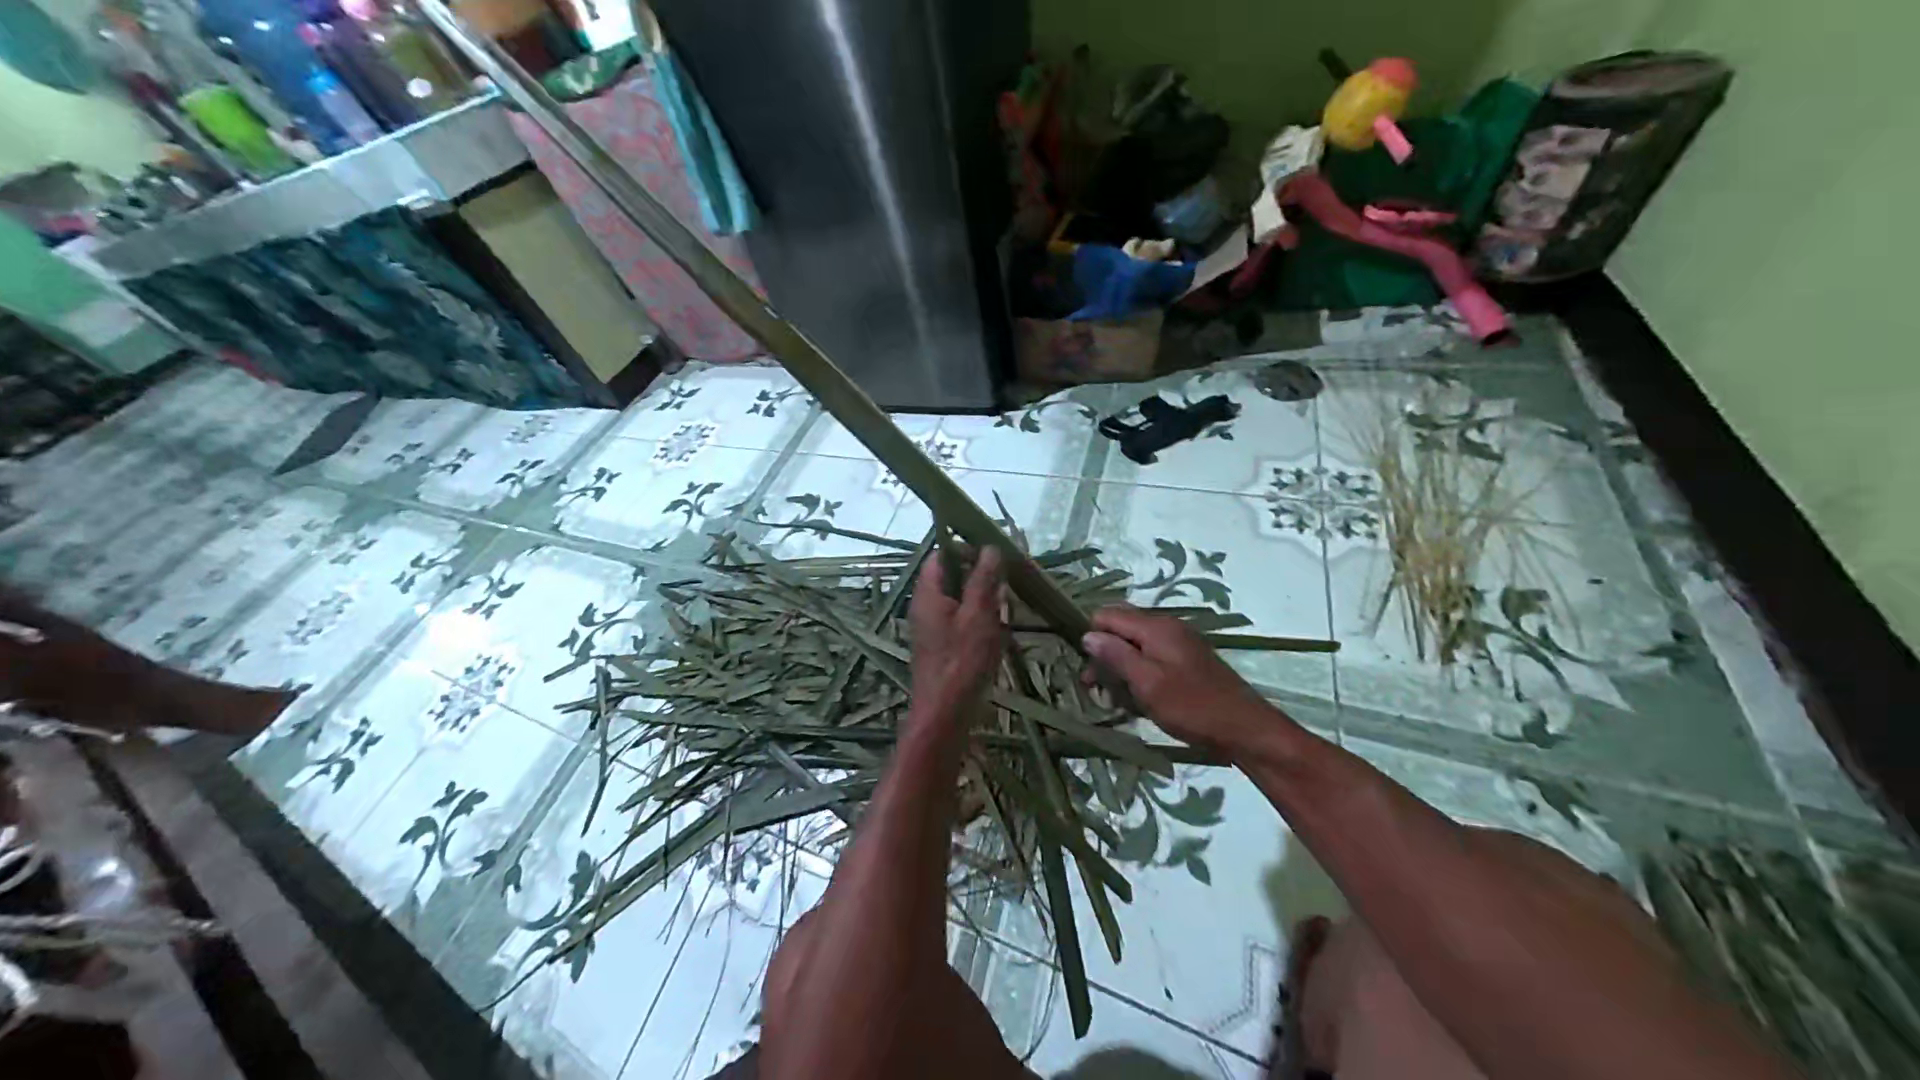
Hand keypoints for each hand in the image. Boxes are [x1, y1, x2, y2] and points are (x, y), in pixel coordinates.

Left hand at [907, 547, 1005, 724]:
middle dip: (982, 579)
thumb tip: (989, 548)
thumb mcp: (978, 614)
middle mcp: (926, 606)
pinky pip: (964, 623)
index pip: (941, 555)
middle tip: (1006, 587)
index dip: (967, 550)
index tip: (995, 556)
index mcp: (928, 593)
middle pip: (954, 578)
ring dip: (985, 603)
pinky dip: (982, 623)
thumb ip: (983, 579)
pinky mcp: (944, 646)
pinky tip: (998, 636)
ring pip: (962, 601)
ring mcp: (934, 628)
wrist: (945, 714)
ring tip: (1005, 613)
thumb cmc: (961, 661)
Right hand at [1082, 605, 1286, 755]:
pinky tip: (1138, 698)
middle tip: (1095, 688)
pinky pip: (1151, 657)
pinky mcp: (1187, 660)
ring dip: (1120, 668)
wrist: (1245, 729)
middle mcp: (1167, 627)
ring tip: (1115, 699)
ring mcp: (1179, 643)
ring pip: (1135, 645)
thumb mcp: (1147, 682)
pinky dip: (1138, 674)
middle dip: (1103, 655)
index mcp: (1156, 626)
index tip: (1088, 669)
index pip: (1107, 615)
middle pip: (1120, 629)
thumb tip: (1087, 634)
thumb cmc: (1192, 707)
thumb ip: (1116, 655)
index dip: (1091, 638)